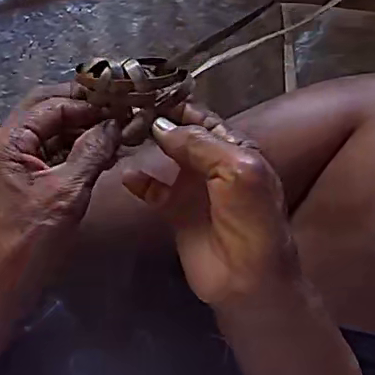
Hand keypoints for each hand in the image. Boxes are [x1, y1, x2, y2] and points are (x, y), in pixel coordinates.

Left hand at [0, 83, 121, 320]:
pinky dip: (77, 148)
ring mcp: (12, 159)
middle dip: (83, 109)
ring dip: (82, 128)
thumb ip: (92, 152)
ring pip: (51, 130)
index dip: (87, 104)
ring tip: (119, 129)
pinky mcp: (22, 177)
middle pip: (47, 110)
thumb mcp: (67, 193)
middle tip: (119, 109)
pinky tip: (105, 150)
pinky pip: (52, 151)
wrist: (3, 284)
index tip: (121, 105)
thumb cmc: (31, 238)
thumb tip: (116, 123)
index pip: (51, 106)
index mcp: (7, 140)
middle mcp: (5, 142)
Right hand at [122, 104, 302, 312]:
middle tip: (127, 108)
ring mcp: (194, 189)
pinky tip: (127, 176)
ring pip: (164, 158)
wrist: (249, 282)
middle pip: (181, 134)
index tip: (147, 92)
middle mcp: (213, 164)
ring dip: (146, 145)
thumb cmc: (251, 221)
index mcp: (236, 150)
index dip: (178, 106)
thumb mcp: (236, 171)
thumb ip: (199, 145)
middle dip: (157, 121)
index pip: (203, 118)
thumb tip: (161, 125)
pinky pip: (153, 191)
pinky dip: (139, 182)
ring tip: (123, 133)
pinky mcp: (176, 212)